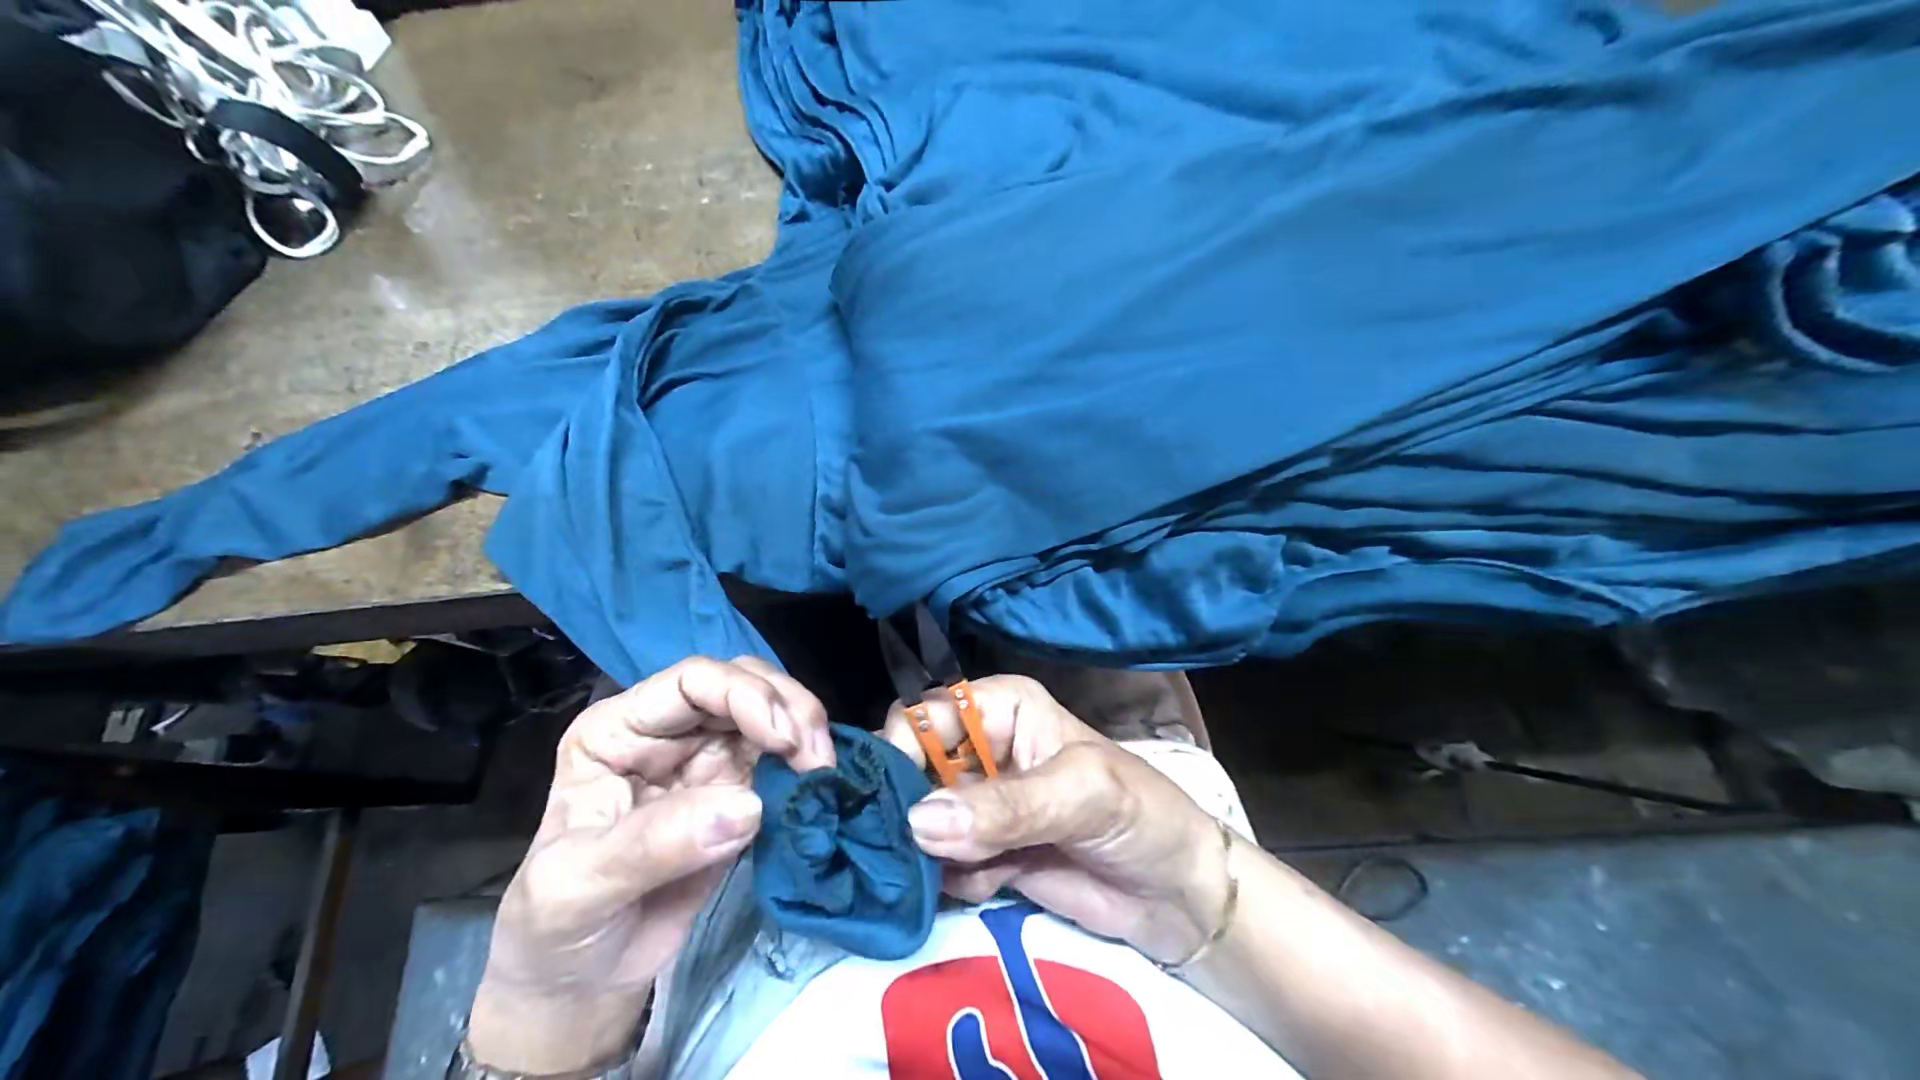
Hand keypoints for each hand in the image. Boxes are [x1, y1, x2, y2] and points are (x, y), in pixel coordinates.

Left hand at [468, 656, 834, 1073]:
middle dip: (787, 706)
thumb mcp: (578, 888)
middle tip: (816, 756)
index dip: (744, 695)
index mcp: (619, 730)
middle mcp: (667, 732)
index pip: (692, 681)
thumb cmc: (556, 928)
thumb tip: (747, 807)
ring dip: (805, 729)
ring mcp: (706, 759)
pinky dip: (806, 764)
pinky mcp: (738, 791)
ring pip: (770, 712)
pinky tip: (820, 785)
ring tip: (823, 769)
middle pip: (742, 683)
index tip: (783, 741)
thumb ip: (654, 844)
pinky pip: (781, 759)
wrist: (582, 983)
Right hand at [883, 675, 1229, 964]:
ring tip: (975, 866)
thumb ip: (1006, 807)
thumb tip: (920, 820)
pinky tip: (996, 883)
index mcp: (1003, 708)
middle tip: (911, 845)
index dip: (902, 747)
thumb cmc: (1141, 814)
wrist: (1177, 894)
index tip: (895, 798)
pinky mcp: (983, 854)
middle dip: (909, 806)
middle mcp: (983, 750)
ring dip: (930, 850)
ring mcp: (980, 806)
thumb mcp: (1082, 795)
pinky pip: (941, 863)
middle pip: (913, 767)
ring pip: (921, 820)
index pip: (928, 713)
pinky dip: (956, 878)